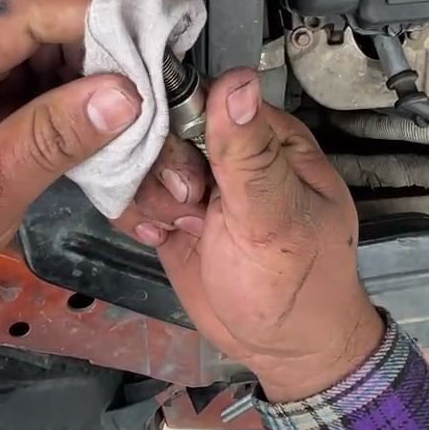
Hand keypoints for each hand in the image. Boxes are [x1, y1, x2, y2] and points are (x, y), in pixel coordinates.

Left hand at [0, 0, 145, 337]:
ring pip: (22, 18)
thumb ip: (49, 140)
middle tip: (143, 67)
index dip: (92, 14)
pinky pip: (11, 54)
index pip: (19, 7)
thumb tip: (127, 93)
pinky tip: (81, 105)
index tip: (151, 48)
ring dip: (77, 45)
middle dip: (91, 21)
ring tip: (120, 91)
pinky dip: (54, 70)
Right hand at [154, 68, 384, 401]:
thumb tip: (238, 79)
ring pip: (140, 159)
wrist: (283, 350)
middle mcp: (227, 151)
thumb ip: (249, 153)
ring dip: (149, 197)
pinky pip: (131, 192)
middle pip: (162, 127)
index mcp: (265, 136)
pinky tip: (160, 236)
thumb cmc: (297, 286)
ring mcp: (195, 181)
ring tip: (181, 228)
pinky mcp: (169, 211)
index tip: (188, 174)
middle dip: (164, 171)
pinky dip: (134, 213)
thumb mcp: (275, 218)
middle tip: (189, 210)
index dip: (181, 125)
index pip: (205, 97)